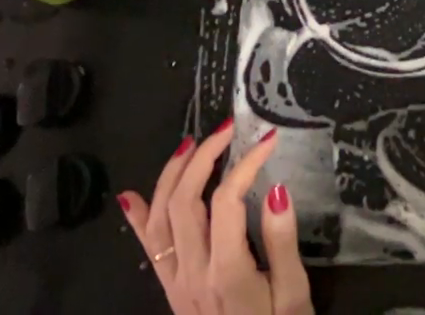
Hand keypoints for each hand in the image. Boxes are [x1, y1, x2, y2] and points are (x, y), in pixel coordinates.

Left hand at [118, 123, 311, 314]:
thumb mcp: (293, 295)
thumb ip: (282, 243)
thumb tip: (277, 189)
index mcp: (226, 272)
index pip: (226, 200)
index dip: (246, 163)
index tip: (269, 140)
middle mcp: (192, 273)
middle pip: (184, 200)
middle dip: (205, 156)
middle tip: (229, 129)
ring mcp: (175, 282)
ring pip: (160, 217)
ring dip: (173, 174)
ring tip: (194, 143)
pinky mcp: (170, 289)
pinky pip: (148, 249)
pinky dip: (137, 218)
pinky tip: (131, 193)